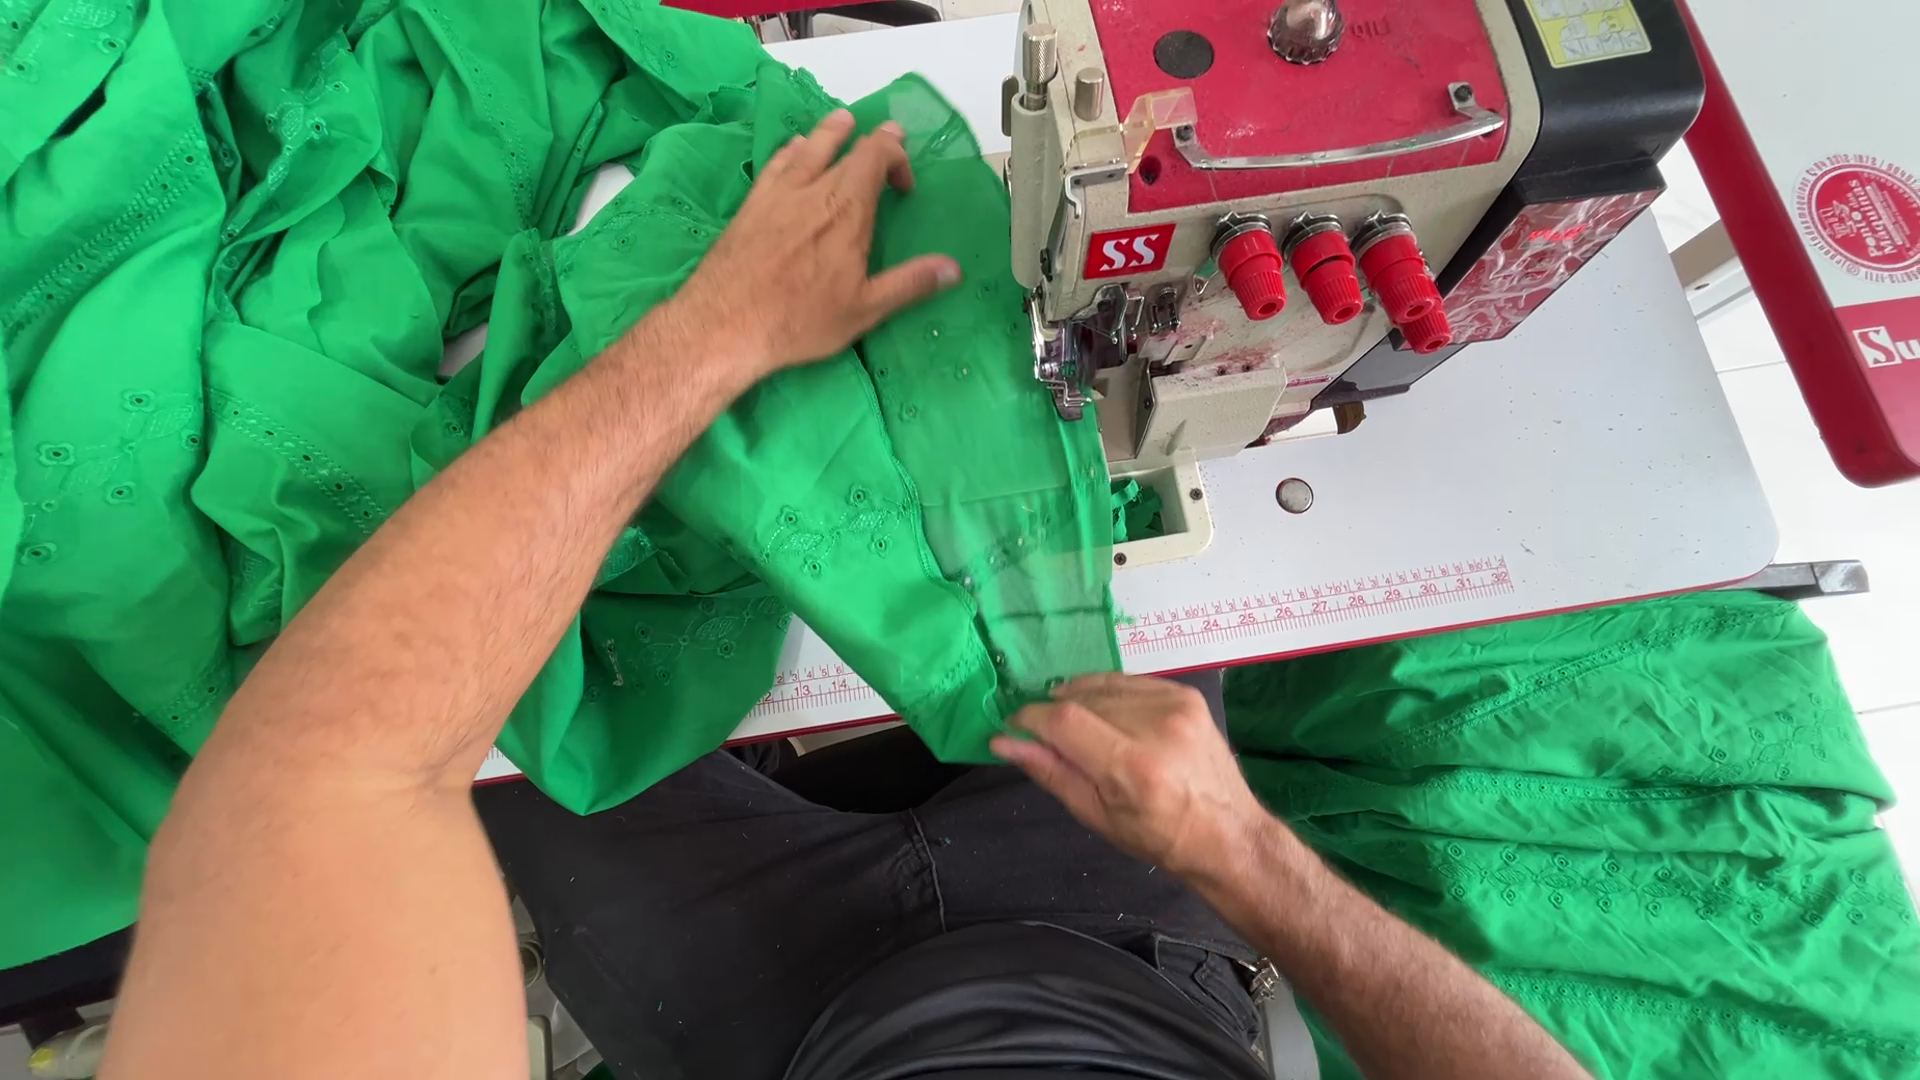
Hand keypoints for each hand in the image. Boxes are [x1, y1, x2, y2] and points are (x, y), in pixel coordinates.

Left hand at [668, 108, 961, 382]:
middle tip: (885, 144)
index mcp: (848, 210)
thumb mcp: (865, 310)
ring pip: (809, 145)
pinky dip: (794, 149)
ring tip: (843, 123)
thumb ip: (910, 284)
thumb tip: (953, 269)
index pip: (877, 155)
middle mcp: (815, 188)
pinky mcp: (753, 203)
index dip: (896, 156)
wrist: (727, 322)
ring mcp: (779, 192)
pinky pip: (777, 161)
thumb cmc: (801, 320)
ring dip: (831, 132)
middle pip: (846, 146)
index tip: (904, 185)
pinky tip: (795, 150)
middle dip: (871, 142)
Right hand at [992, 674, 1276, 879]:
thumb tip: (1002, 741)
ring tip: (1087, 733)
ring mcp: (1175, 705)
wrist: (1228, 834)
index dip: (1031, 718)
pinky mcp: (1185, 694)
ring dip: (1081, 704)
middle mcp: (1156, 727)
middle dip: (1056, 715)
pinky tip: (1109, 716)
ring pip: (1101, 687)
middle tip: (1054, 740)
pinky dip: (1108, 695)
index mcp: (1133, 767)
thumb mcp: (1095, 815)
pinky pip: (1127, 681)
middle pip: (1080, 700)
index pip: (1064, 720)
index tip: (1017, 727)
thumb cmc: (1157, 836)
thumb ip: (1049, 771)